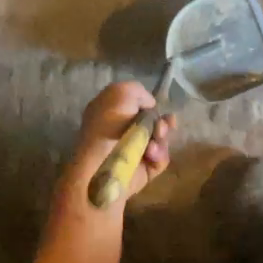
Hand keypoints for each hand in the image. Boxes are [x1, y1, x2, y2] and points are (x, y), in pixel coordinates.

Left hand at [59, 81, 175, 211]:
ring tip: (155, 139)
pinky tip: (150, 153)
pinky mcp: (143, 170)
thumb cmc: (107, 125)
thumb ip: (139, 92)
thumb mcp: (121, 92)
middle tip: (160, 126)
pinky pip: (160, 159)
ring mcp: (133, 151)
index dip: (149, 105)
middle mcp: (122, 131)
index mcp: (112, 113)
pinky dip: (159, 154)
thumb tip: (150, 105)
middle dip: (162, 122)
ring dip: (161, 137)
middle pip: (153, 122)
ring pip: (160, 140)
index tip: (154, 106)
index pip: (137, 105)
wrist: (101, 166)